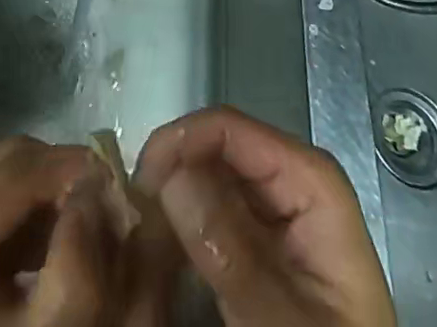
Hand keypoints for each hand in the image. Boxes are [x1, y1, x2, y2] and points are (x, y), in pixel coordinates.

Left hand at [0, 135, 114, 326]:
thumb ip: (81, 260)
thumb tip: (104, 182)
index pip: (23, 170)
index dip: (83, 173)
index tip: (125, 200)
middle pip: (16, 160)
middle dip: (69, 181)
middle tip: (108, 218)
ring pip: (9, 167)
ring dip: (52, 191)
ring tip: (81, 233)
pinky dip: (29, 206)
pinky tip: (48, 243)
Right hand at [135, 107, 394, 326]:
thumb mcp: (279, 315)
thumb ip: (229, 248)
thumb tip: (172, 175)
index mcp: (309, 176)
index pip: (229, 128)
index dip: (177, 144)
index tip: (134, 188)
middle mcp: (291, 177)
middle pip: (215, 148)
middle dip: (168, 174)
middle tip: (128, 221)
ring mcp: (274, 206)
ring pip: (208, 178)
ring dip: (169, 201)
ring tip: (138, 237)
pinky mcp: (260, 237)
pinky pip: (211, 212)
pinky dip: (181, 226)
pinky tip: (159, 250)